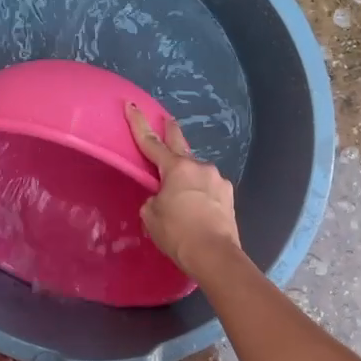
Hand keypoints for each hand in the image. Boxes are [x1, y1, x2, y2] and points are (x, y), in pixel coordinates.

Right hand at [124, 104, 241, 276]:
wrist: (214, 255)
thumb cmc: (177, 232)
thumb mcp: (151, 215)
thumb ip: (153, 198)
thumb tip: (162, 197)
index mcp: (176, 168)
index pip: (151, 142)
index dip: (138, 123)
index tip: (131, 105)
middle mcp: (198, 166)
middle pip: (179, 143)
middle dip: (171, 130)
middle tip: (167, 118)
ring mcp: (217, 179)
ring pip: (196, 171)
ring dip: (188, 175)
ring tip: (182, 193)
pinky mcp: (229, 195)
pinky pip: (208, 187)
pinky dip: (200, 192)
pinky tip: (198, 207)